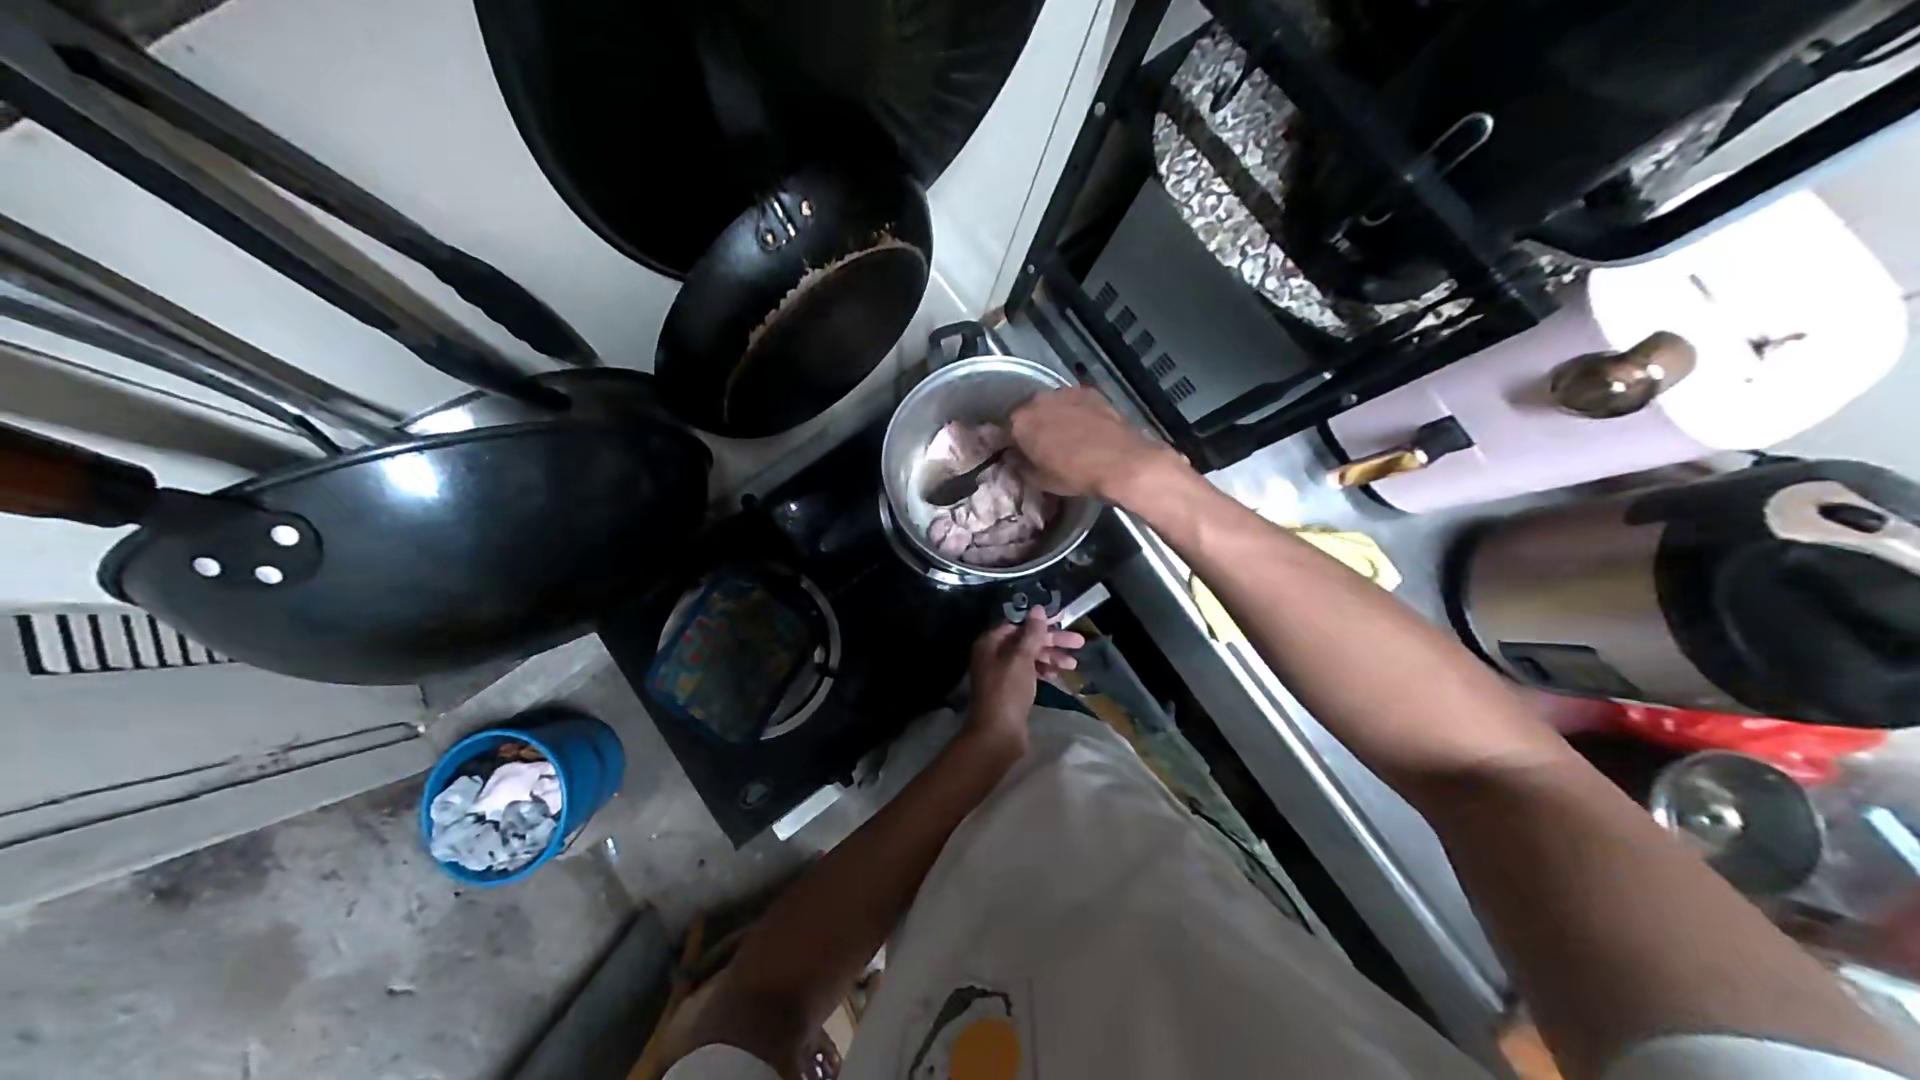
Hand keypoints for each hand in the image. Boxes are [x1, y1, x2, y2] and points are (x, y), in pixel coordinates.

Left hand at [964, 608, 1085, 760]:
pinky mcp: (1010, 690)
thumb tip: (1037, 609)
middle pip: (1026, 641)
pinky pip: (1029, 673)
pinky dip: (1043, 671)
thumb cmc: (1008, 691)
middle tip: (1078, 643)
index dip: (1041, 623)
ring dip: (1050, 657)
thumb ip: (1031, 633)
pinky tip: (1058, 674)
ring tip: (1073, 664)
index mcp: (990, 643)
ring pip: (1029, 658)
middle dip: (1051, 642)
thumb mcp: (1021, 658)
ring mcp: (1001, 673)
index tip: (1063, 622)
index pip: (1018, 624)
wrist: (998, 733)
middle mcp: (993, 655)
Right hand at [1010, 386, 1186, 502]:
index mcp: (1020, 422)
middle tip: (1043, 446)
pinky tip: (1085, 427)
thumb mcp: (1040, 480)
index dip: (1012, 443)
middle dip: (1033, 426)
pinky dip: (1075, 411)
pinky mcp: (1090, 392)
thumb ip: (1019, 466)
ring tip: (1067, 436)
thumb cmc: (1076, 475)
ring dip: (1054, 416)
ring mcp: (1066, 392)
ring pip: (1051, 405)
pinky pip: (1074, 402)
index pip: (1005, 429)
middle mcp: (1039, 400)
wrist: (1122, 463)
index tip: (1019, 454)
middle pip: (1028, 412)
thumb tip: (1012, 458)